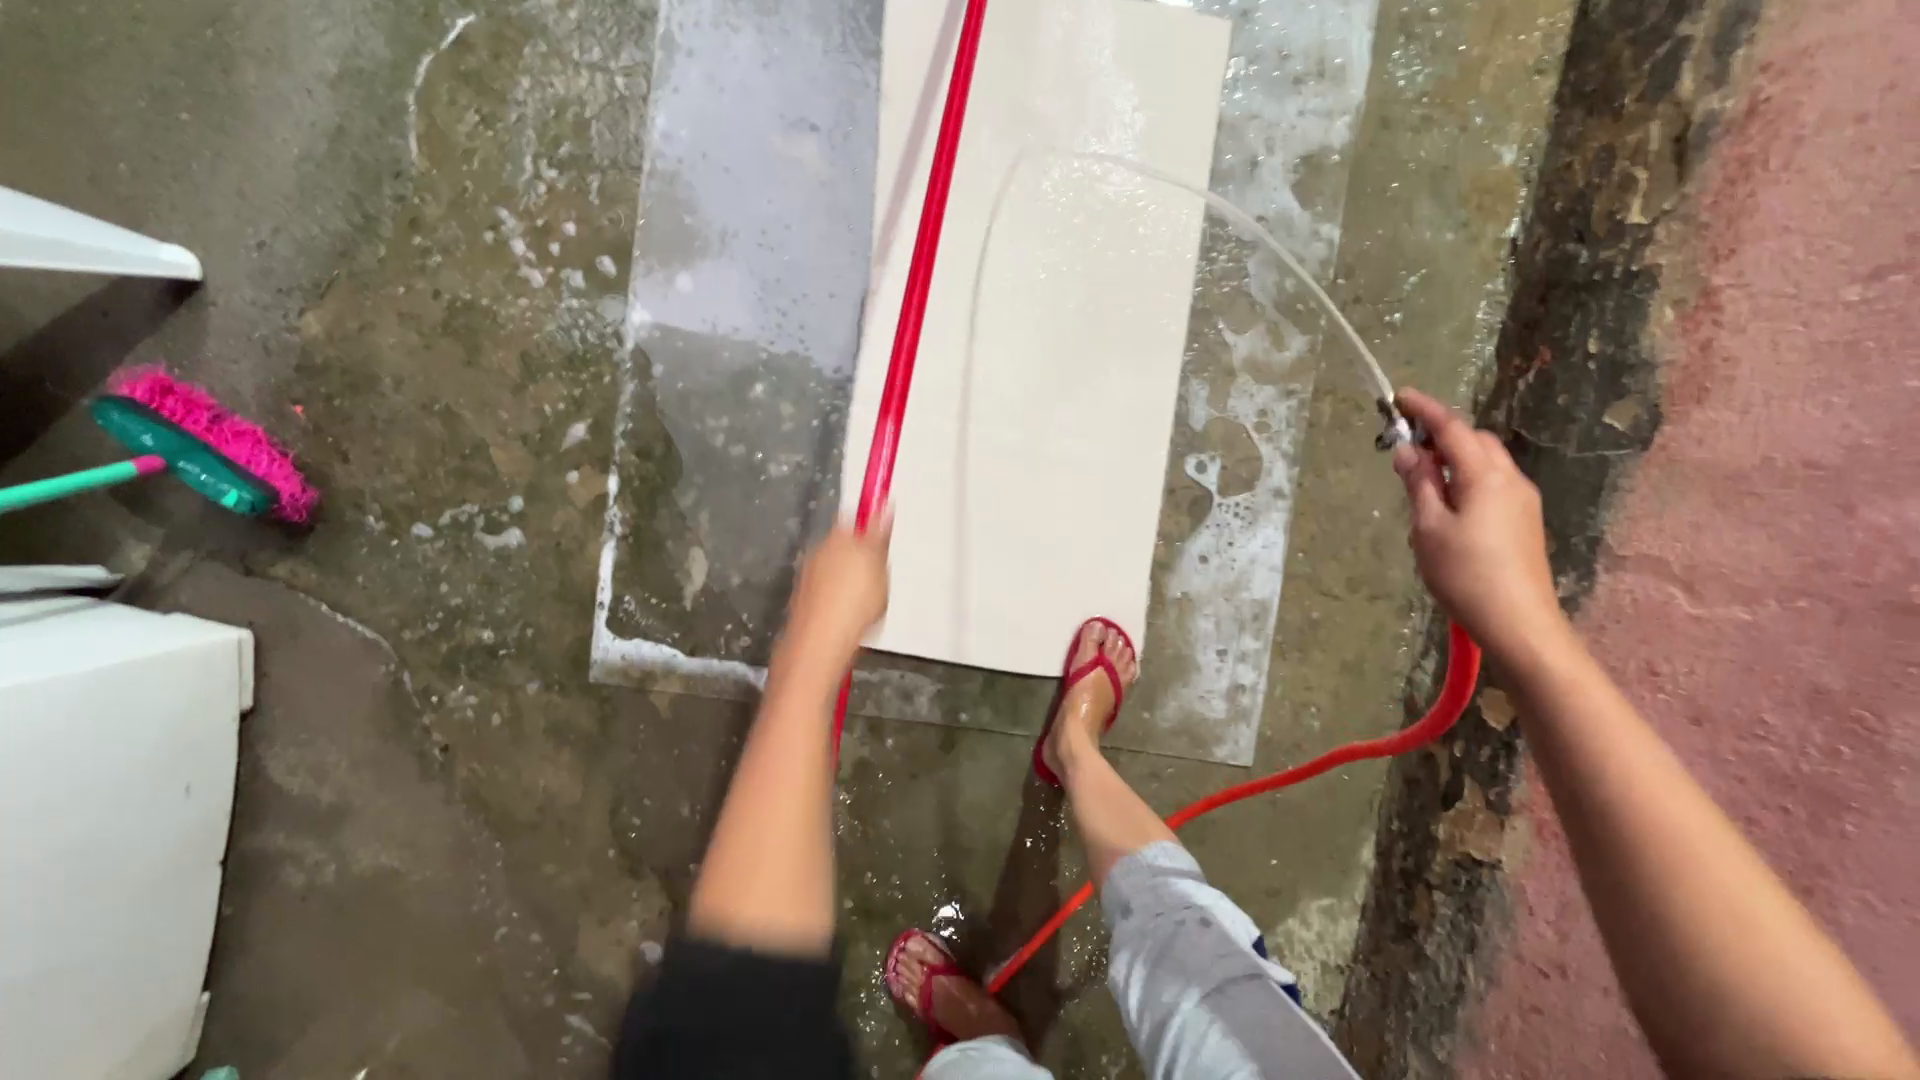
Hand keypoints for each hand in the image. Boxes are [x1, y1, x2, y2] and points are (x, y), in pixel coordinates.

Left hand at [783, 513, 892, 664]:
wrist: (822, 639)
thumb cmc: (856, 600)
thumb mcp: (880, 566)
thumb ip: (880, 535)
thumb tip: (884, 506)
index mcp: (838, 537)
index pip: (853, 518)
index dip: (868, 522)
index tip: (882, 531)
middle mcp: (819, 551)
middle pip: (843, 543)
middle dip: (860, 553)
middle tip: (879, 571)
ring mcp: (809, 575)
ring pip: (834, 567)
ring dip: (848, 576)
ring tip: (868, 598)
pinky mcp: (805, 598)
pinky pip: (827, 590)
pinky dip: (838, 595)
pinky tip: (851, 612)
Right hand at [1391, 389, 1568, 658]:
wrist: (1518, 620)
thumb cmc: (1465, 573)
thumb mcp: (1428, 527)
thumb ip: (1419, 484)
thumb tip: (1408, 450)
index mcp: (1486, 476)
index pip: (1453, 429)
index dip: (1426, 410)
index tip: (1399, 397)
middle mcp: (1511, 479)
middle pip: (1475, 440)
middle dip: (1441, 433)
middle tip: (1405, 445)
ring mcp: (1522, 500)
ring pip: (1486, 462)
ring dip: (1454, 457)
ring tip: (1420, 476)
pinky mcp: (1524, 521)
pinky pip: (1492, 483)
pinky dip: (1466, 477)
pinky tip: (1446, 502)